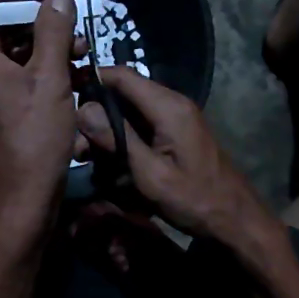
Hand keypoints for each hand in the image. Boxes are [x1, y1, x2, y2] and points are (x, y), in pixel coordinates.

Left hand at [0, 0, 79, 234]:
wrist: (24, 194)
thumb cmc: (34, 134)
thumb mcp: (49, 76)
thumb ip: (53, 29)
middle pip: (4, 22)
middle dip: (44, 19)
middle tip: (78, 21)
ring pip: (17, 48)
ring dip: (51, 44)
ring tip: (83, 51)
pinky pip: (21, 71)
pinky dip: (47, 67)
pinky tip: (77, 73)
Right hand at [75, 68, 275, 247]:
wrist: (234, 220)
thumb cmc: (193, 199)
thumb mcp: (148, 173)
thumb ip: (116, 139)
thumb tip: (83, 108)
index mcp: (168, 108)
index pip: (122, 76)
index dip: (92, 78)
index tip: (64, 93)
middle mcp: (172, 105)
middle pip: (123, 94)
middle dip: (94, 115)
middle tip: (75, 145)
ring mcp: (175, 119)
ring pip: (129, 113)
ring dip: (105, 132)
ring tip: (85, 159)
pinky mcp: (174, 135)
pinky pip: (140, 127)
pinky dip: (121, 141)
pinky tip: (107, 164)